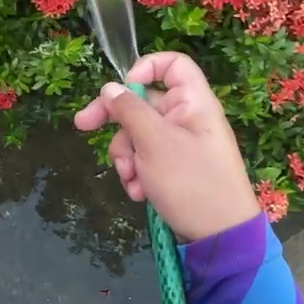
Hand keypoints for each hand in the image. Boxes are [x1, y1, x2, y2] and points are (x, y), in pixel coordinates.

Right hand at [72, 52, 259, 241]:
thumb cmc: (191, 182)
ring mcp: (180, 144)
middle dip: (115, 120)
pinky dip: (136, 172)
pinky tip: (138, 192)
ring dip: (126, 155)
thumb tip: (110, 88)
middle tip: (83, 126)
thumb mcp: (154, 143)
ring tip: (131, 179)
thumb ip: (129, 110)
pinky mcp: (173, 167)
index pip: (172, 64)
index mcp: (193, 103)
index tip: (122, 90)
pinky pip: (144, 157)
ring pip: (137, 133)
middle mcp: (187, 118)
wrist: (220, 239)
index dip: (145, 68)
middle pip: (142, 101)